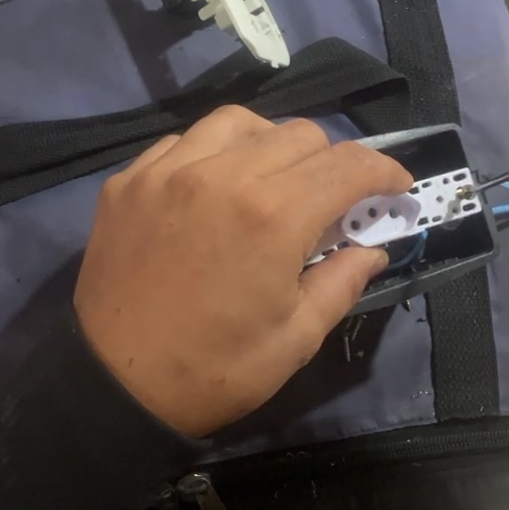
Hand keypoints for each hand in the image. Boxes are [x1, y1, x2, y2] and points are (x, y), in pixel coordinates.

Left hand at [75, 106, 412, 436]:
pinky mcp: (129, 181)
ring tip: (274, 183)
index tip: (395, 188)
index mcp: (273, 217)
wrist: (112, 387)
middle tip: (331, 203)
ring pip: (240, 122)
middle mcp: (222, 175)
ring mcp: (167, 171)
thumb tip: (372, 249)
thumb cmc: (213, 371)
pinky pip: (185, 141)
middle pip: (300, 134)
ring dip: (272, 145)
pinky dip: (215, 153)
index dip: (384, 171)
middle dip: (332, 163)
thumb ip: (343, 282)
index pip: (348, 165)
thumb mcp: (295, 339)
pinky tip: (215, 188)